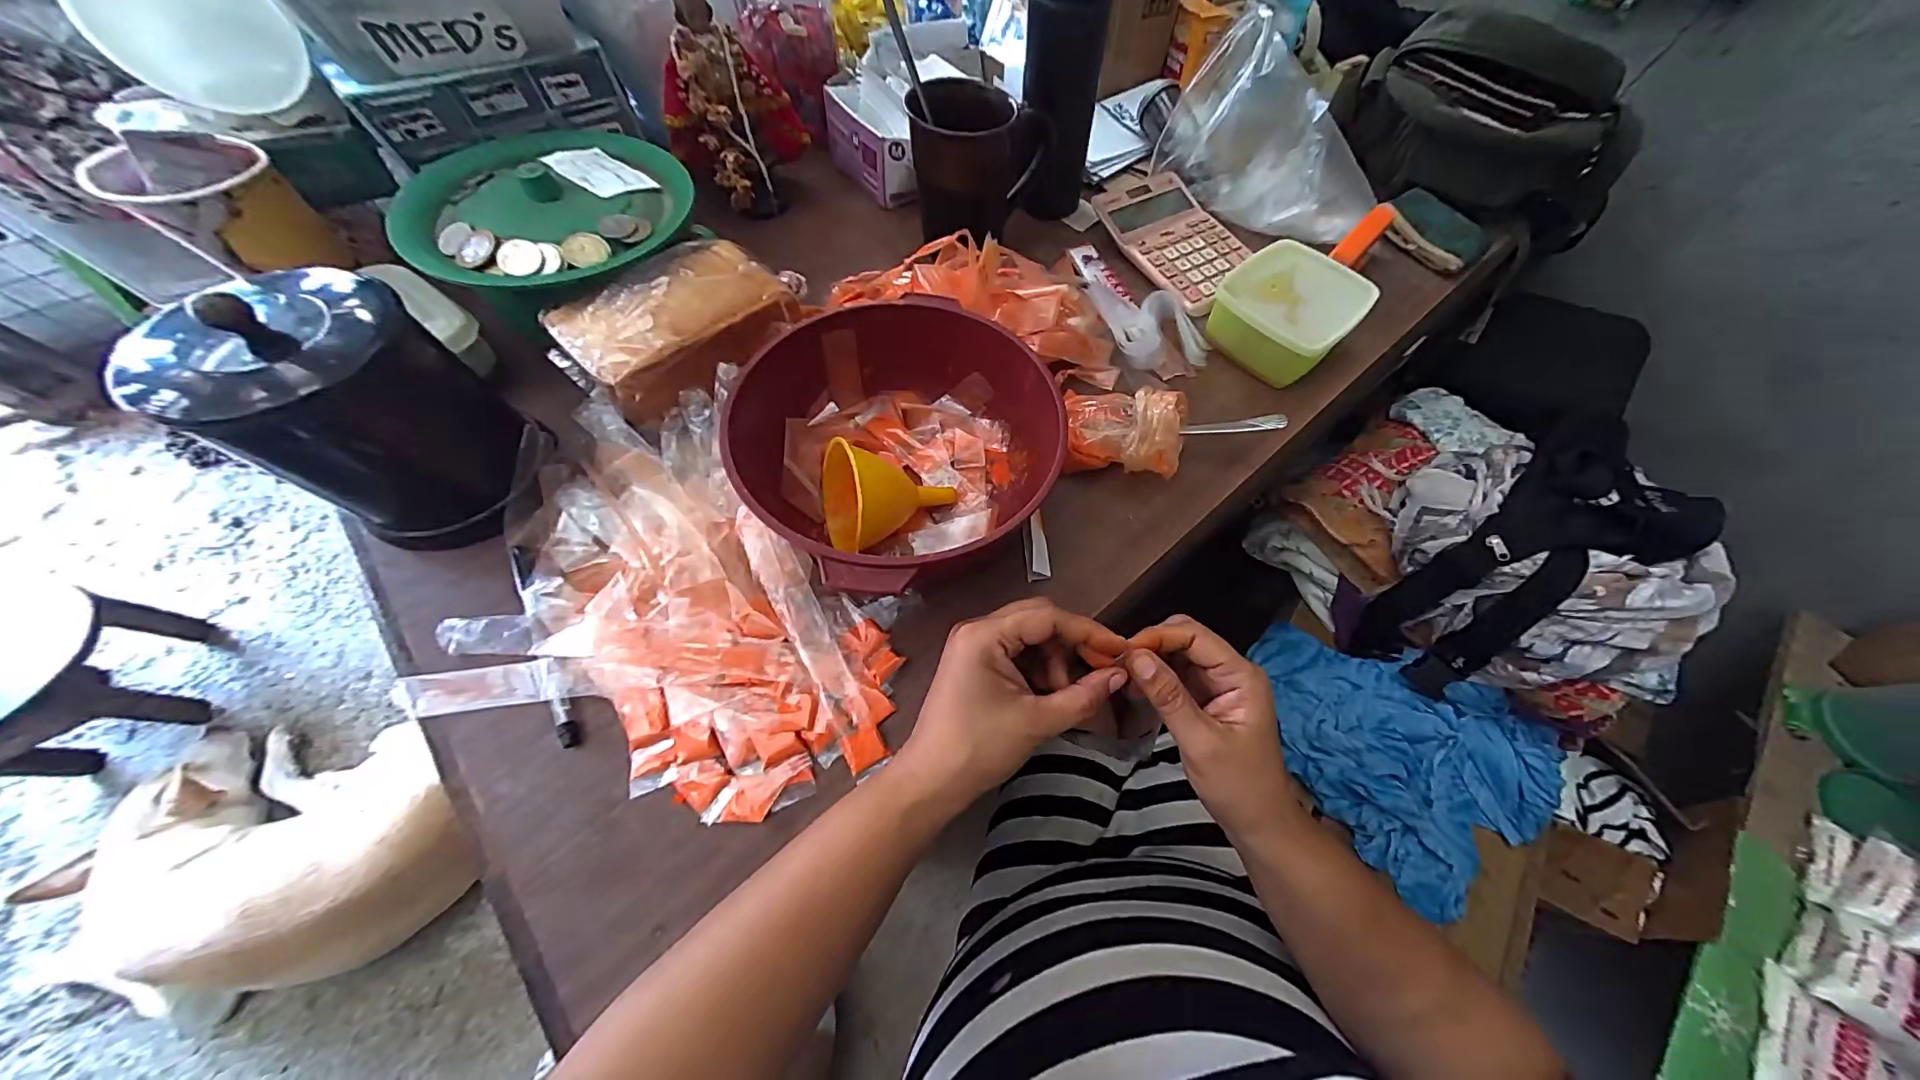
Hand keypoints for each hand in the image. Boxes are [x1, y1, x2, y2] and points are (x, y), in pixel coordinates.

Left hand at [896, 598, 1129, 809]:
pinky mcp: (973, 664)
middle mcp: (976, 631)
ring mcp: (972, 646)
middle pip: (1038, 620)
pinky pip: (1015, 653)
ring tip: (1062, 695)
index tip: (1118, 650)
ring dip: (1054, 661)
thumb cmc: (978, 749)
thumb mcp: (1037, 721)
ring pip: (1029, 637)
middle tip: (1096, 673)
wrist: (932, 780)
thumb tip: (1119, 675)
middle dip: (1069, 646)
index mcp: (984, 635)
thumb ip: (1083, 695)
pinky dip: (1037, 670)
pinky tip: (1047, 695)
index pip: (1048, 616)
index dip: (1087, 632)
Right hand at [1124, 615, 1308, 837]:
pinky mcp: (1205, 698)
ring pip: (1178, 654)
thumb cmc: (1238, 785)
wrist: (1260, 822)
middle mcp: (1231, 672)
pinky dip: (1154, 676)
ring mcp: (1218, 684)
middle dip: (1151, 644)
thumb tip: (1137, 657)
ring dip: (1150, 659)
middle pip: (1186, 638)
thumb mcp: (1200, 742)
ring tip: (1120, 672)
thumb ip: (1169, 697)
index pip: (1195, 636)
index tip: (1123, 651)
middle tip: (1119, 662)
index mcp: (1241, 676)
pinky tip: (1135, 685)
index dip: (1157, 636)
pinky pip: (1176, 675)